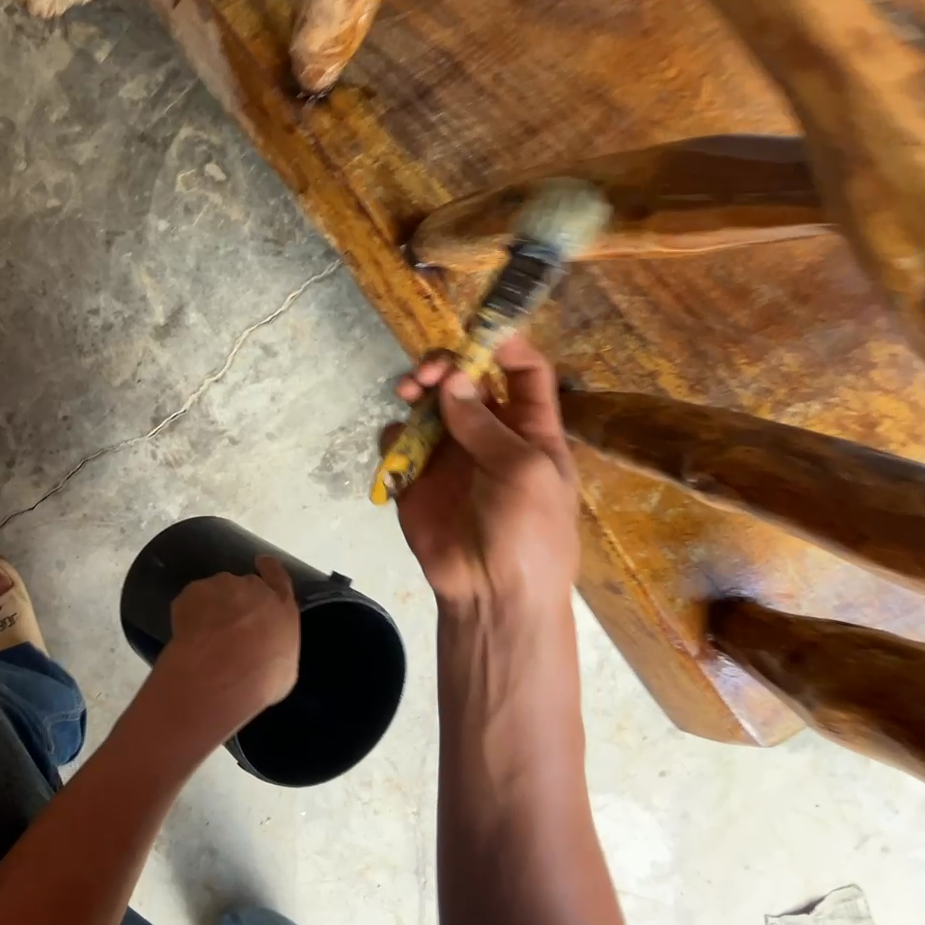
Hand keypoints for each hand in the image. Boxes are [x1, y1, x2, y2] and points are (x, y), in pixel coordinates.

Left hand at [152, 556, 300, 731]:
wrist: (219, 674)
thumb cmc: (261, 678)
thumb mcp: (283, 665)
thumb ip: (275, 644)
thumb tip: (265, 645)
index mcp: (280, 604)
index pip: (277, 574)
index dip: (268, 568)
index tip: (261, 563)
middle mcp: (251, 587)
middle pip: (243, 585)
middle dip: (236, 600)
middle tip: (228, 626)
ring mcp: (219, 585)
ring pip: (214, 591)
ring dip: (211, 606)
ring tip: (206, 635)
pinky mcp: (191, 592)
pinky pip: (191, 600)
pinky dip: (190, 613)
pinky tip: (190, 635)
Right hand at [385, 334, 578, 616]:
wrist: (491, 590)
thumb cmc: (528, 530)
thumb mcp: (523, 470)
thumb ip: (484, 423)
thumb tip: (450, 379)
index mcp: (530, 429)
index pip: (523, 373)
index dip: (503, 347)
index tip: (475, 333)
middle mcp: (488, 434)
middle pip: (464, 382)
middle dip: (443, 368)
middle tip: (424, 375)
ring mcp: (449, 455)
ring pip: (426, 406)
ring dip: (414, 393)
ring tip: (405, 394)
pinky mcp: (414, 477)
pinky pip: (398, 441)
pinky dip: (394, 434)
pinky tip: (398, 445)